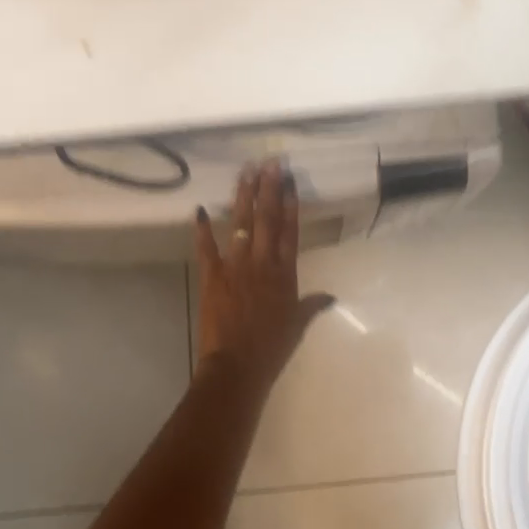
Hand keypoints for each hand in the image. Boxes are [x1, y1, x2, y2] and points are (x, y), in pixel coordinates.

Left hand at [192, 160, 334, 388]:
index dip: (290, 204)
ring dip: (243, 196)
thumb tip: (330, 296)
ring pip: (241, 224)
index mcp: (284, 274)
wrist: (237, 366)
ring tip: (245, 171)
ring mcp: (236, 266)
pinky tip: (199, 210)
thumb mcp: (297, 325)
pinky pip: (206, 248)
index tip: (290, 181)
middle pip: (267, 219)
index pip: (290, 231)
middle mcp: (262, 263)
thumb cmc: (271, 348)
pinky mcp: (212, 276)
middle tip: (270, 162)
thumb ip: (312, 305)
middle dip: (268, 188)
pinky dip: (201, 229)